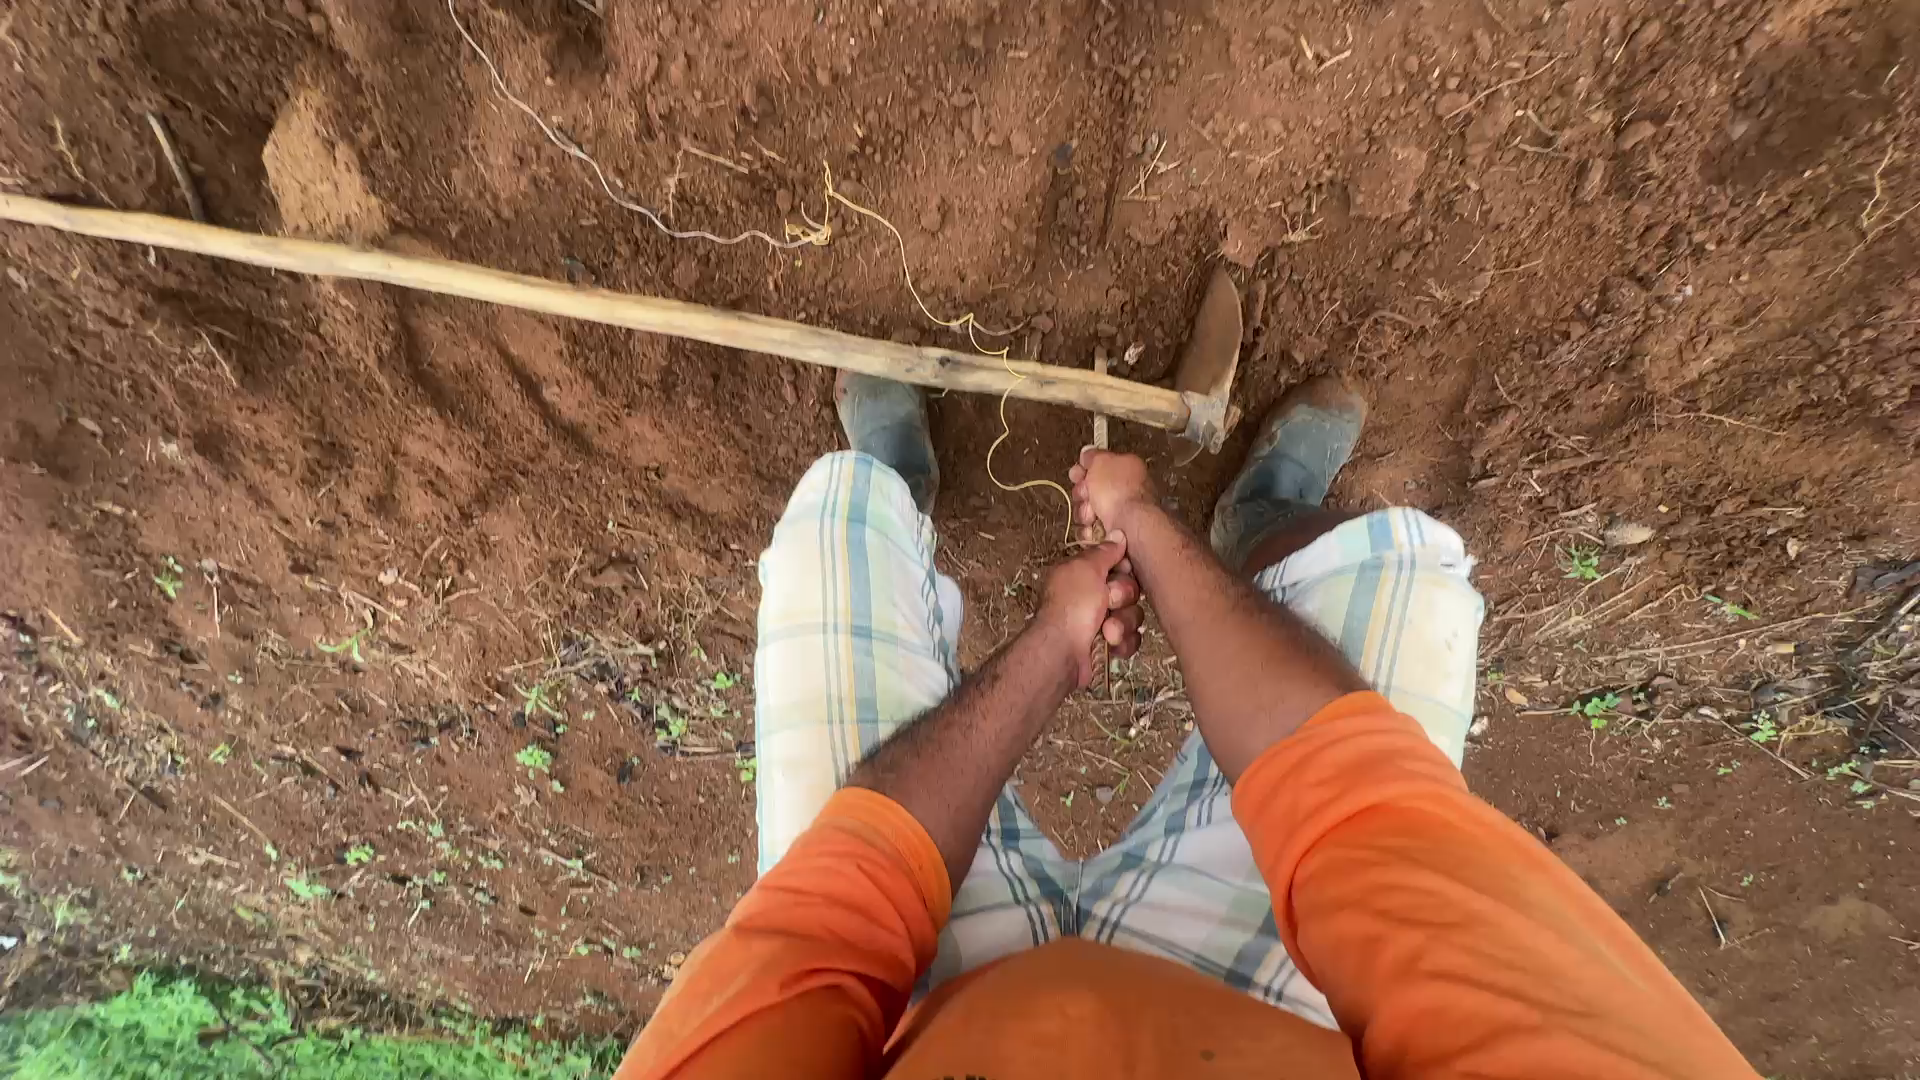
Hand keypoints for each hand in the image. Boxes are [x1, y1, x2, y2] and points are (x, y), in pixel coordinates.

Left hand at [1034, 533, 1143, 688]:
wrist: (1063, 653)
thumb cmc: (1072, 606)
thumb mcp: (1086, 568)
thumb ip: (1104, 552)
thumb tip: (1117, 535)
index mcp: (1080, 574)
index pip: (1114, 564)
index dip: (1123, 569)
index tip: (1122, 570)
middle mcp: (1089, 596)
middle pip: (1128, 589)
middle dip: (1123, 597)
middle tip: (1110, 602)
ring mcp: (1098, 621)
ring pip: (1132, 615)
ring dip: (1122, 622)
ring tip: (1107, 631)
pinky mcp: (1106, 645)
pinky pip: (1130, 638)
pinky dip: (1123, 642)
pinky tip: (1110, 644)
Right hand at [1069, 448, 1157, 538]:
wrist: (1128, 525)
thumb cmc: (1117, 491)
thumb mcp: (1101, 462)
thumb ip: (1093, 455)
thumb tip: (1087, 452)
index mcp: (1126, 469)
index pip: (1098, 467)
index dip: (1083, 470)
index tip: (1077, 475)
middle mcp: (1124, 490)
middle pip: (1089, 490)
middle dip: (1082, 494)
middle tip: (1086, 495)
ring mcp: (1119, 512)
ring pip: (1087, 511)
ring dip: (1084, 513)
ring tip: (1092, 516)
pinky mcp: (1112, 532)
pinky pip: (1091, 530)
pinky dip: (1088, 531)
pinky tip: (1092, 529)